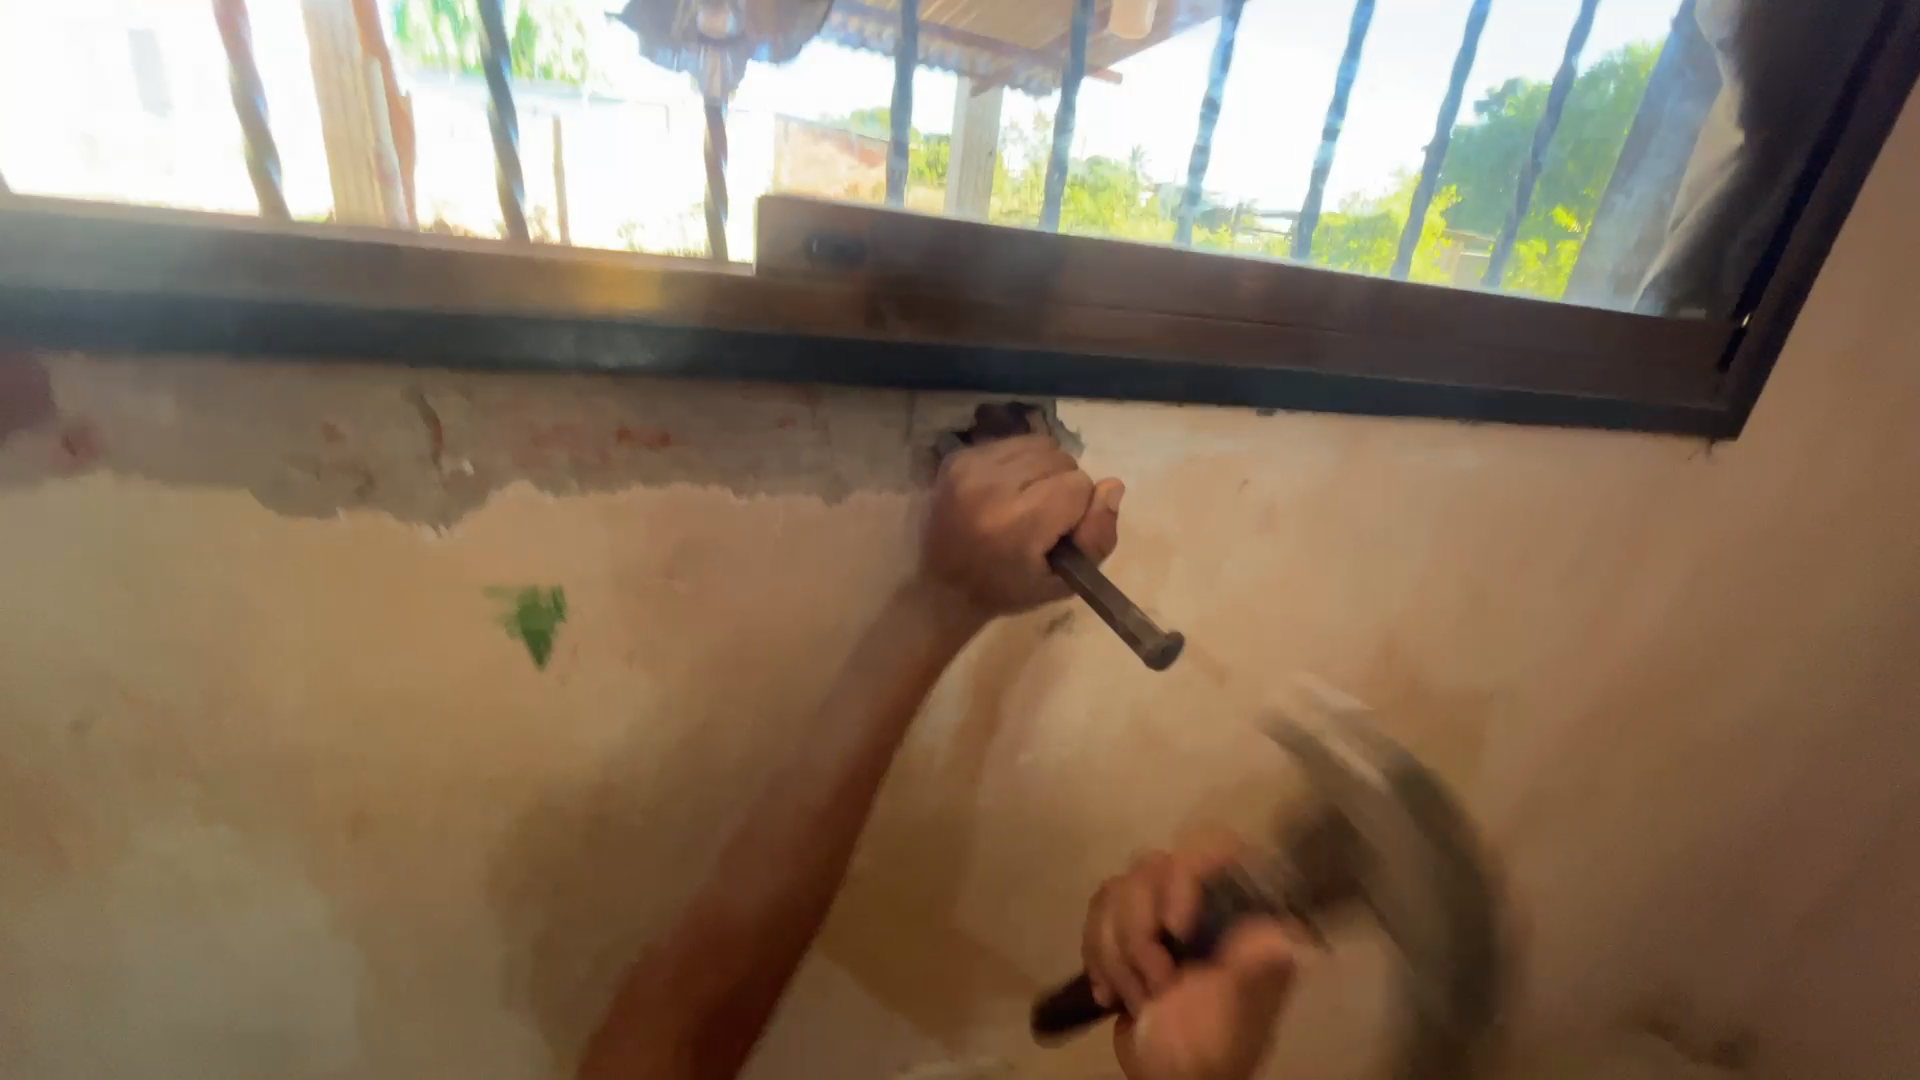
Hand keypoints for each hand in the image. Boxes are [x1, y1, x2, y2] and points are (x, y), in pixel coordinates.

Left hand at [921, 434, 1123, 619]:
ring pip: (1039, 444)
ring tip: (1026, 500)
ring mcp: (970, 467)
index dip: (1078, 509)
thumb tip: (1113, 485)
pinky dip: (1018, 462)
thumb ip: (1097, 538)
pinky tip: (1005, 490)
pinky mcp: (958, 457)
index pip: (1079, 484)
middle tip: (1041, 517)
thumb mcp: (1063, 582)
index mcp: (1018, 522)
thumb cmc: (1009, 588)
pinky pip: (1011, 442)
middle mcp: (991, 486)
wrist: (944, 586)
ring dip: (1042, 469)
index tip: (1057, 532)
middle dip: (1061, 485)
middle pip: (1060, 458)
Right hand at [1084, 843, 1300, 1079]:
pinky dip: (1097, 955)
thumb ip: (1252, 972)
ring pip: (1116, 889)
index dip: (1187, 877)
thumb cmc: (1210, 1052)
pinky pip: (1096, 910)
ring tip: (1138, 1000)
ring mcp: (1157, 906)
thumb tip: (1283, 937)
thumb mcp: (1236, 1018)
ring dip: (1117, 954)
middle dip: (1140, 935)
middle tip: (1157, 986)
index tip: (1178, 931)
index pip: (1215, 848)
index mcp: (1237, 911)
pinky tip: (1110, 993)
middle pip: (1152, 868)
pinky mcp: (1123, 921)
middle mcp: (1198, 897)